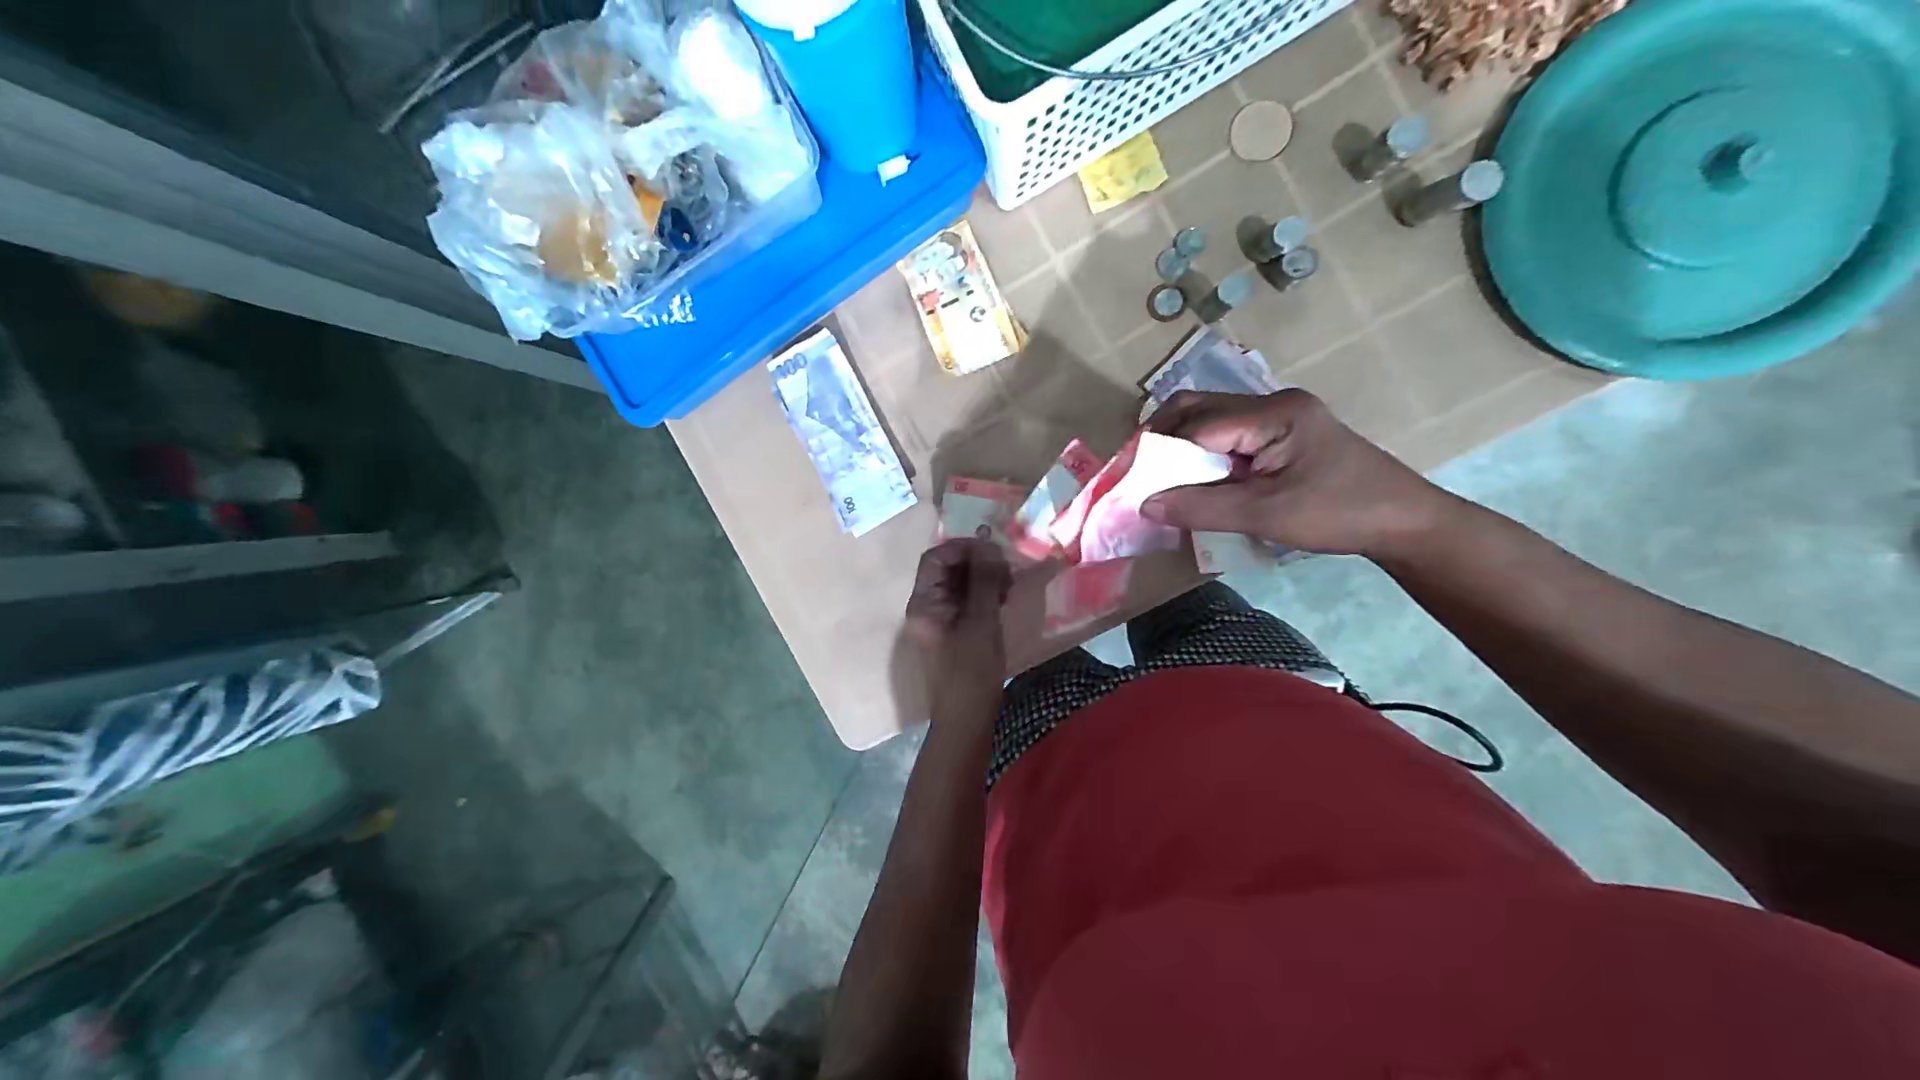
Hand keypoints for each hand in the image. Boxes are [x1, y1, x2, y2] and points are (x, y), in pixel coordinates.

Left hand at [905, 538, 1011, 705]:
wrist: (966, 720)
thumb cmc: (971, 671)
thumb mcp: (980, 621)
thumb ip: (983, 580)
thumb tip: (987, 542)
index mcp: (924, 602)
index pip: (936, 557)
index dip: (964, 547)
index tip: (995, 549)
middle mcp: (926, 606)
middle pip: (948, 569)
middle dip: (978, 561)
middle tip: (1008, 567)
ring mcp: (940, 620)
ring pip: (960, 584)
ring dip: (984, 577)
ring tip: (1011, 583)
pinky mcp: (954, 632)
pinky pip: (966, 602)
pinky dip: (985, 594)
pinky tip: (1005, 597)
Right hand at [1141, 389, 1455, 558]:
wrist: (1405, 522)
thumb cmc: (1339, 514)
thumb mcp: (1265, 515)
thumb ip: (1202, 507)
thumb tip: (1144, 504)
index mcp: (1273, 414)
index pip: (1198, 425)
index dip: (1159, 451)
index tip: (1129, 478)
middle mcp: (1273, 404)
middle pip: (1199, 408)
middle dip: (1163, 437)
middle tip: (1138, 472)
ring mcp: (1279, 417)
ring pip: (1211, 420)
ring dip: (1182, 446)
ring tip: (1160, 479)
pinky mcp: (1283, 435)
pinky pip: (1229, 435)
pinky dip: (1204, 454)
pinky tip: (1195, 480)